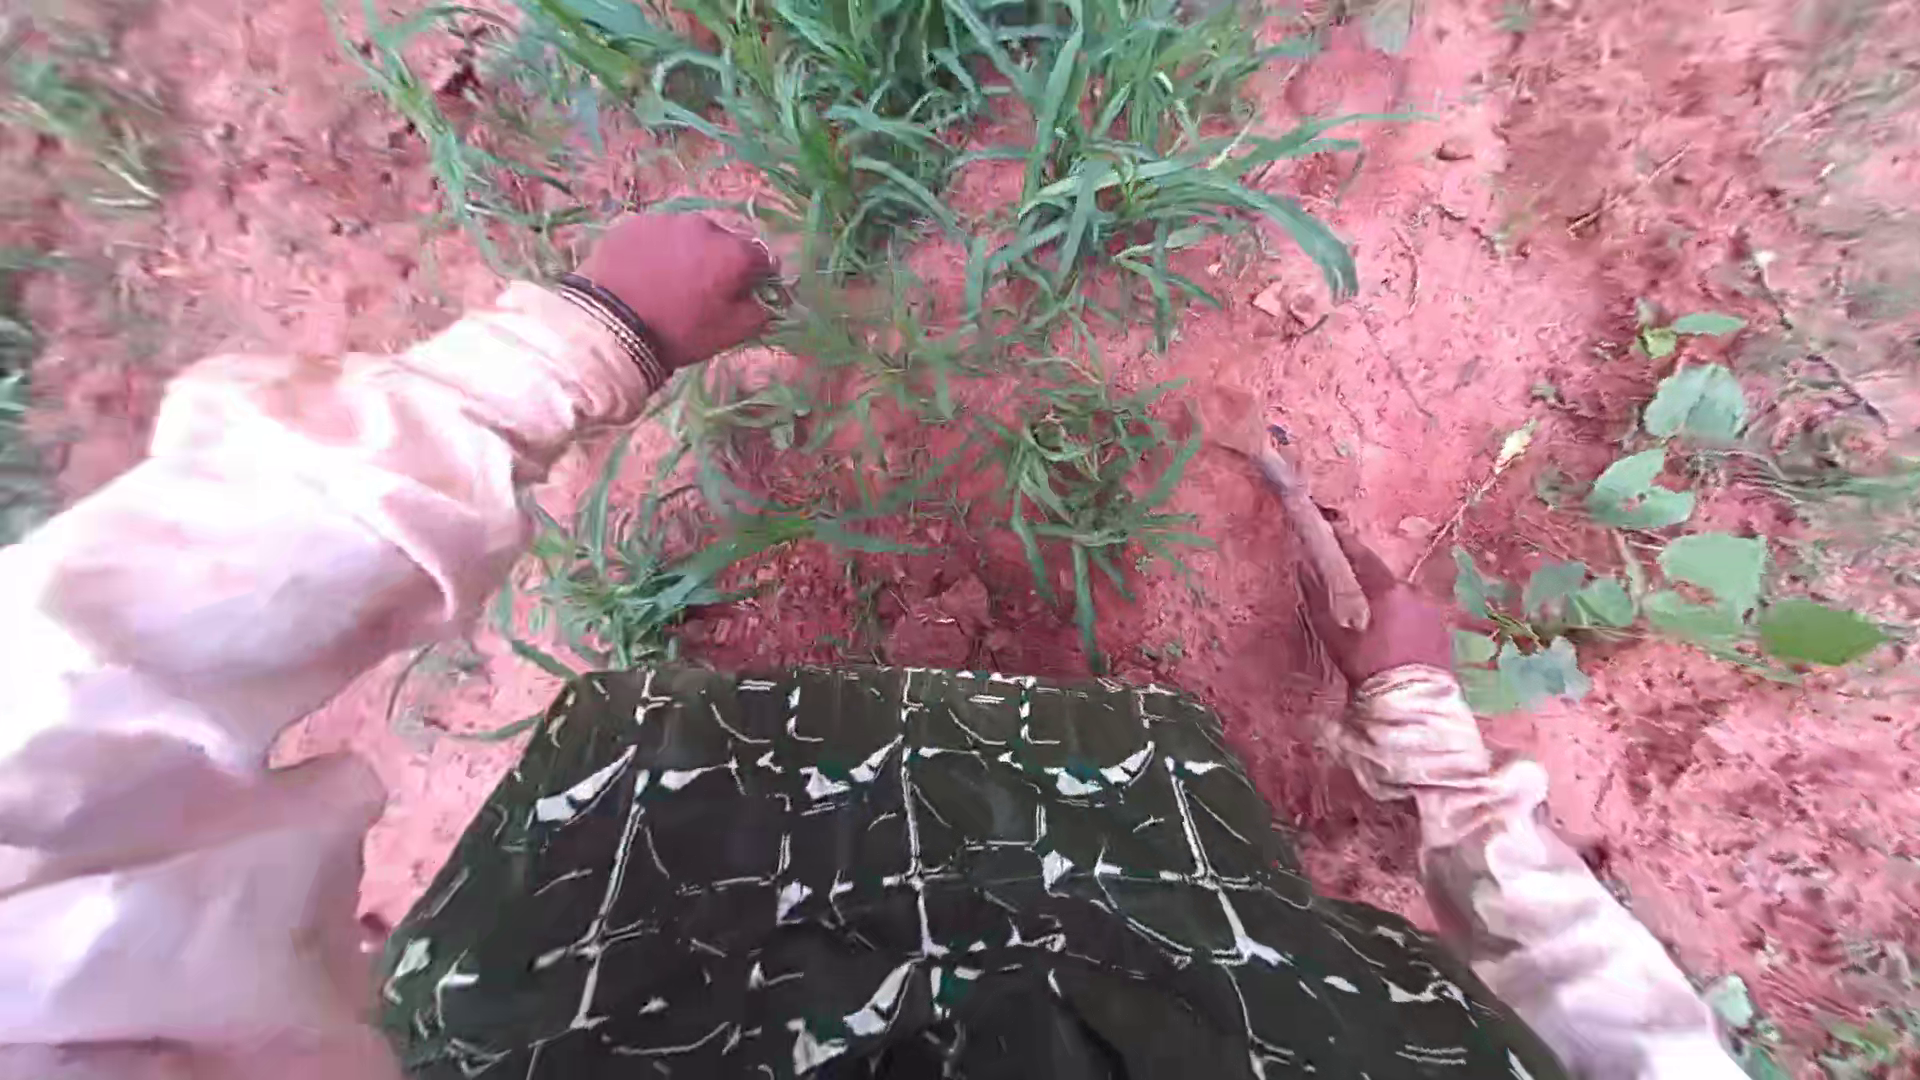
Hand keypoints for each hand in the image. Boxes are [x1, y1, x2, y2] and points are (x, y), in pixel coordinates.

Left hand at [577, 214, 776, 369]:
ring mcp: (666, 221)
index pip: (761, 257)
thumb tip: (763, 300)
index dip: (760, 276)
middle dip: (724, 261)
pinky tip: (652, 273)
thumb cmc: (682, 330)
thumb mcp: (733, 332)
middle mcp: (703, 226)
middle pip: (725, 241)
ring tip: (678, 279)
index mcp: (732, 253)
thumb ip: (759, 311)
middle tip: (711, 287)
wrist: (615, 324)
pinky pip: (660, 235)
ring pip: (691, 235)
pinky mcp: (634, 223)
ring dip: (693, 252)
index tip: (751, 292)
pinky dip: (663, 250)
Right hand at [1302, 527, 1450, 682]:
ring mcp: (1433, 611)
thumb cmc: (1370, 668)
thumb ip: (1318, 604)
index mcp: (1389, 592)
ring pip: (1401, 592)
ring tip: (1365, 600)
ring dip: (1382, 593)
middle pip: (1384, 575)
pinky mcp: (1442, 628)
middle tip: (1345, 569)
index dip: (1346, 542)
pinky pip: (1414, 608)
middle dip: (1365, 572)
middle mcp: (1416, 594)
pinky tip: (1386, 620)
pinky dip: (1398, 607)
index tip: (1333, 528)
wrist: (1413, 705)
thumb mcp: (1336, 638)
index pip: (1364, 558)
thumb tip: (1302, 573)